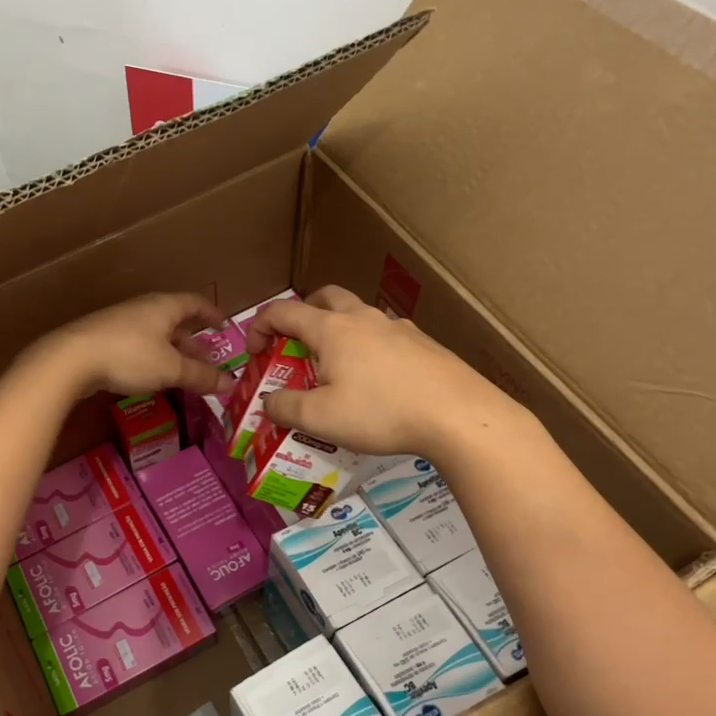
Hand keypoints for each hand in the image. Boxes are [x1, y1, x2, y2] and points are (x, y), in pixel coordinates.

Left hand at [25, 293, 235, 399]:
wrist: (71, 359)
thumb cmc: (129, 355)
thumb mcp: (170, 369)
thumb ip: (201, 376)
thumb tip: (230, 384)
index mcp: (164, 306)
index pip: (196, 302)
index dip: (213, 313)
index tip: (225, 327)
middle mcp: (144, 309)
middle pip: (175, 321)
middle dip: (193, 342)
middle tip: (208, 362)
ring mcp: (121, 323)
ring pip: (156, 336)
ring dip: (173, 353)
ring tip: (184, 375)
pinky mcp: (104, 341)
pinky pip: (138, 347)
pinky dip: (153, 360)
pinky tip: (153, 378)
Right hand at [244, 286, 530, 461]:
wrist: (460, 416)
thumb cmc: (381, 412)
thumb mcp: (320, 418)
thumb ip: (285, 407)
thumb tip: (268, 400)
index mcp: (331, 329)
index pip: (282, 311)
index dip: (259, 327)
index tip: (255, 354)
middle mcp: (363, 318)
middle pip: (325, 297)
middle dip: (303, 314)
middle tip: (296, 345)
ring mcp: (399, 328)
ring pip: (360, 315)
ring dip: (340, 331)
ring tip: (339, 369)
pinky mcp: (426, 345)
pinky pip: (387, 336)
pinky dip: (371, 349)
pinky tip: (379, 384)